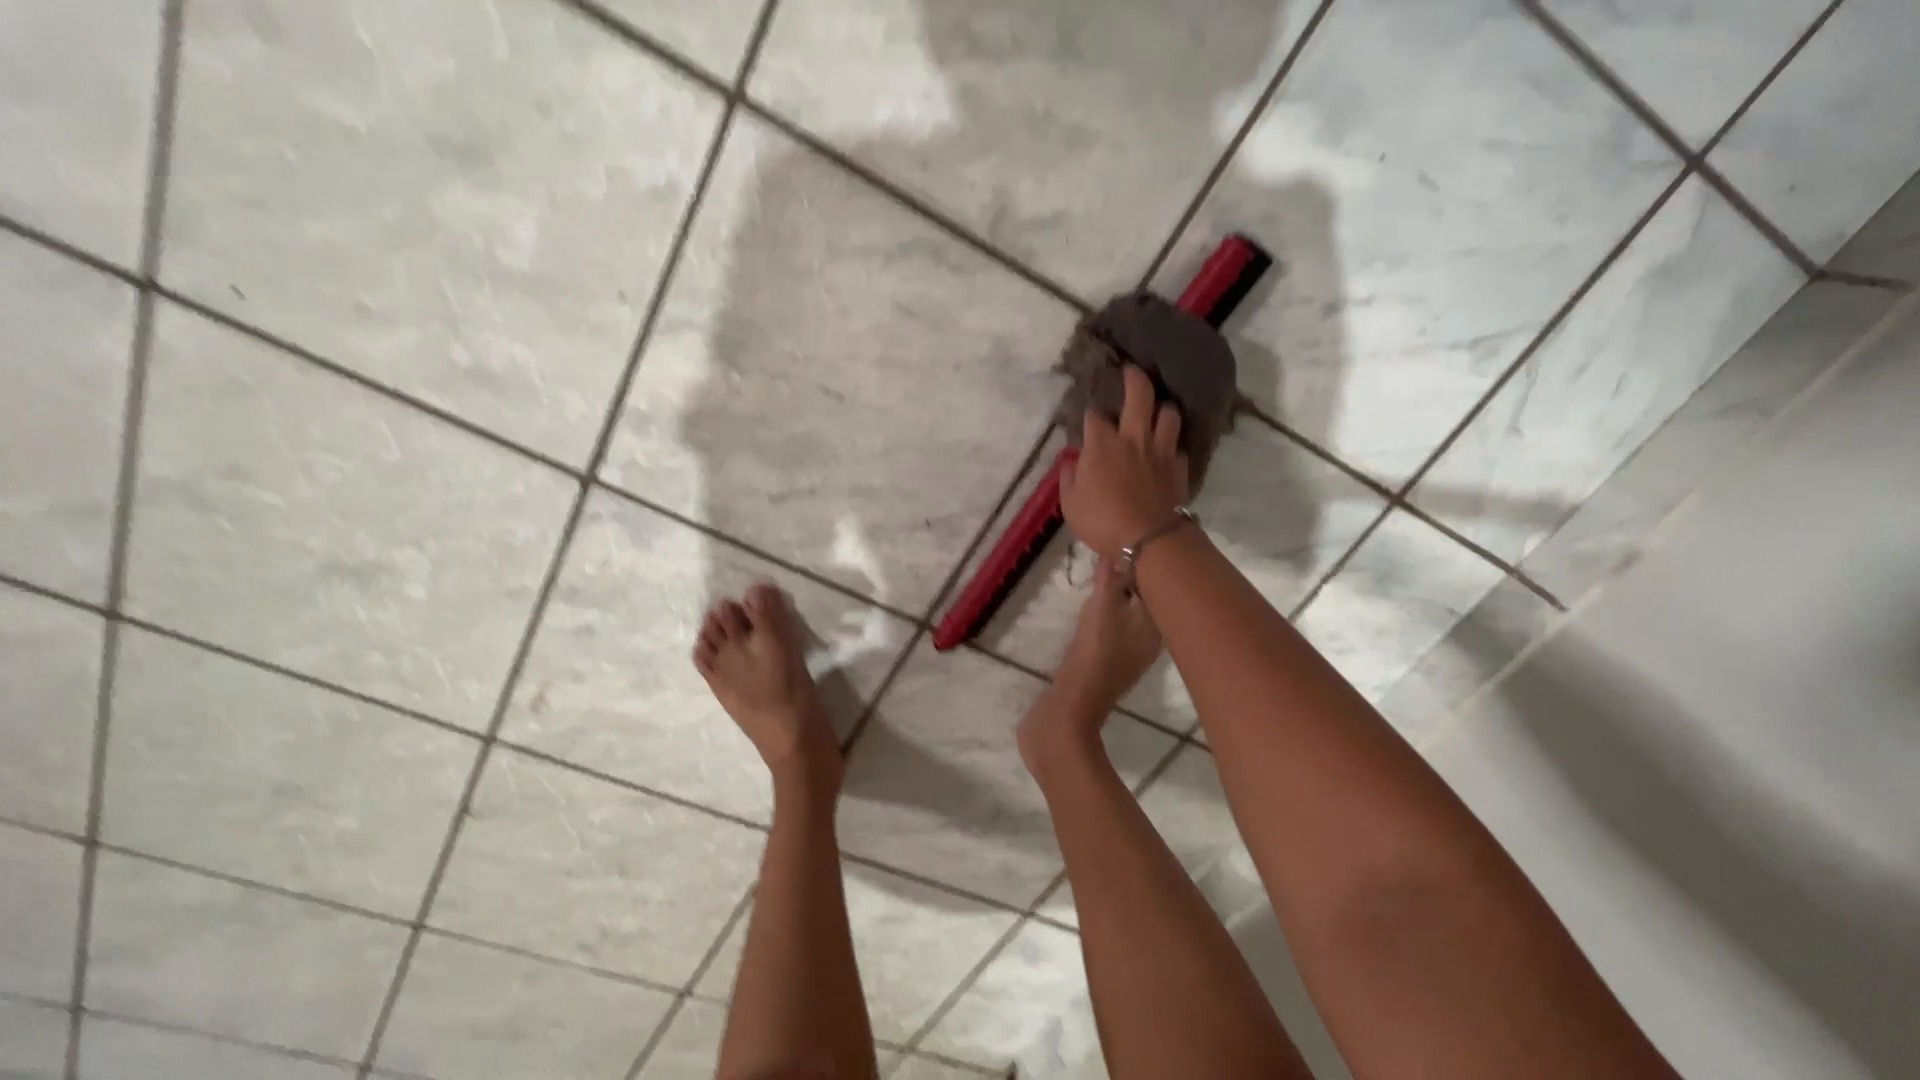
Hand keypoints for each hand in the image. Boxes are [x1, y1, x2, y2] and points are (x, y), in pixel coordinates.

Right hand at [1019, 555, 1163, 775]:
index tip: (1139, 535)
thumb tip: (1117, 547)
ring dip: (1120, 591)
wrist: (1067, 714)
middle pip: (1148, 599)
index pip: (1163, 586)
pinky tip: (1093, 600)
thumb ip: (1109, 580)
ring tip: (1105, 564)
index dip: (1154, 560)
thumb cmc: (1091, 661)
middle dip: (1135, 573)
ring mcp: (1126, 654)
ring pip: (1130, 612)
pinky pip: (1113, 625)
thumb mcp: (1099, 612)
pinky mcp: (1105, 662)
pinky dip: (1108, 609)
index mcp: (1154, 629)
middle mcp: (1148, 641)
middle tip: (1118, 545)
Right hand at [1060, 365, 1189, 559]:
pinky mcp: (1178, 467)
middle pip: (1139, 395)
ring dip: (1162, 408)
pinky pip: (1178, 447)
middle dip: (1135, 378)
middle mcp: (1133, 437)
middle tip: (1132, 370)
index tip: (1088, 414)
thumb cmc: (1102, 521)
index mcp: (1102, 443)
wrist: (1149, 539)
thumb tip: (1071, 460)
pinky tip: (1166, 451)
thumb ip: (1069, 477)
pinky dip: (1171, 446)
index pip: (1095, 415)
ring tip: (1157, 410)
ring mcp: (1160, 450)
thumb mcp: (1070, 504)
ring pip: (1168, 414)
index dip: (1091, 411)